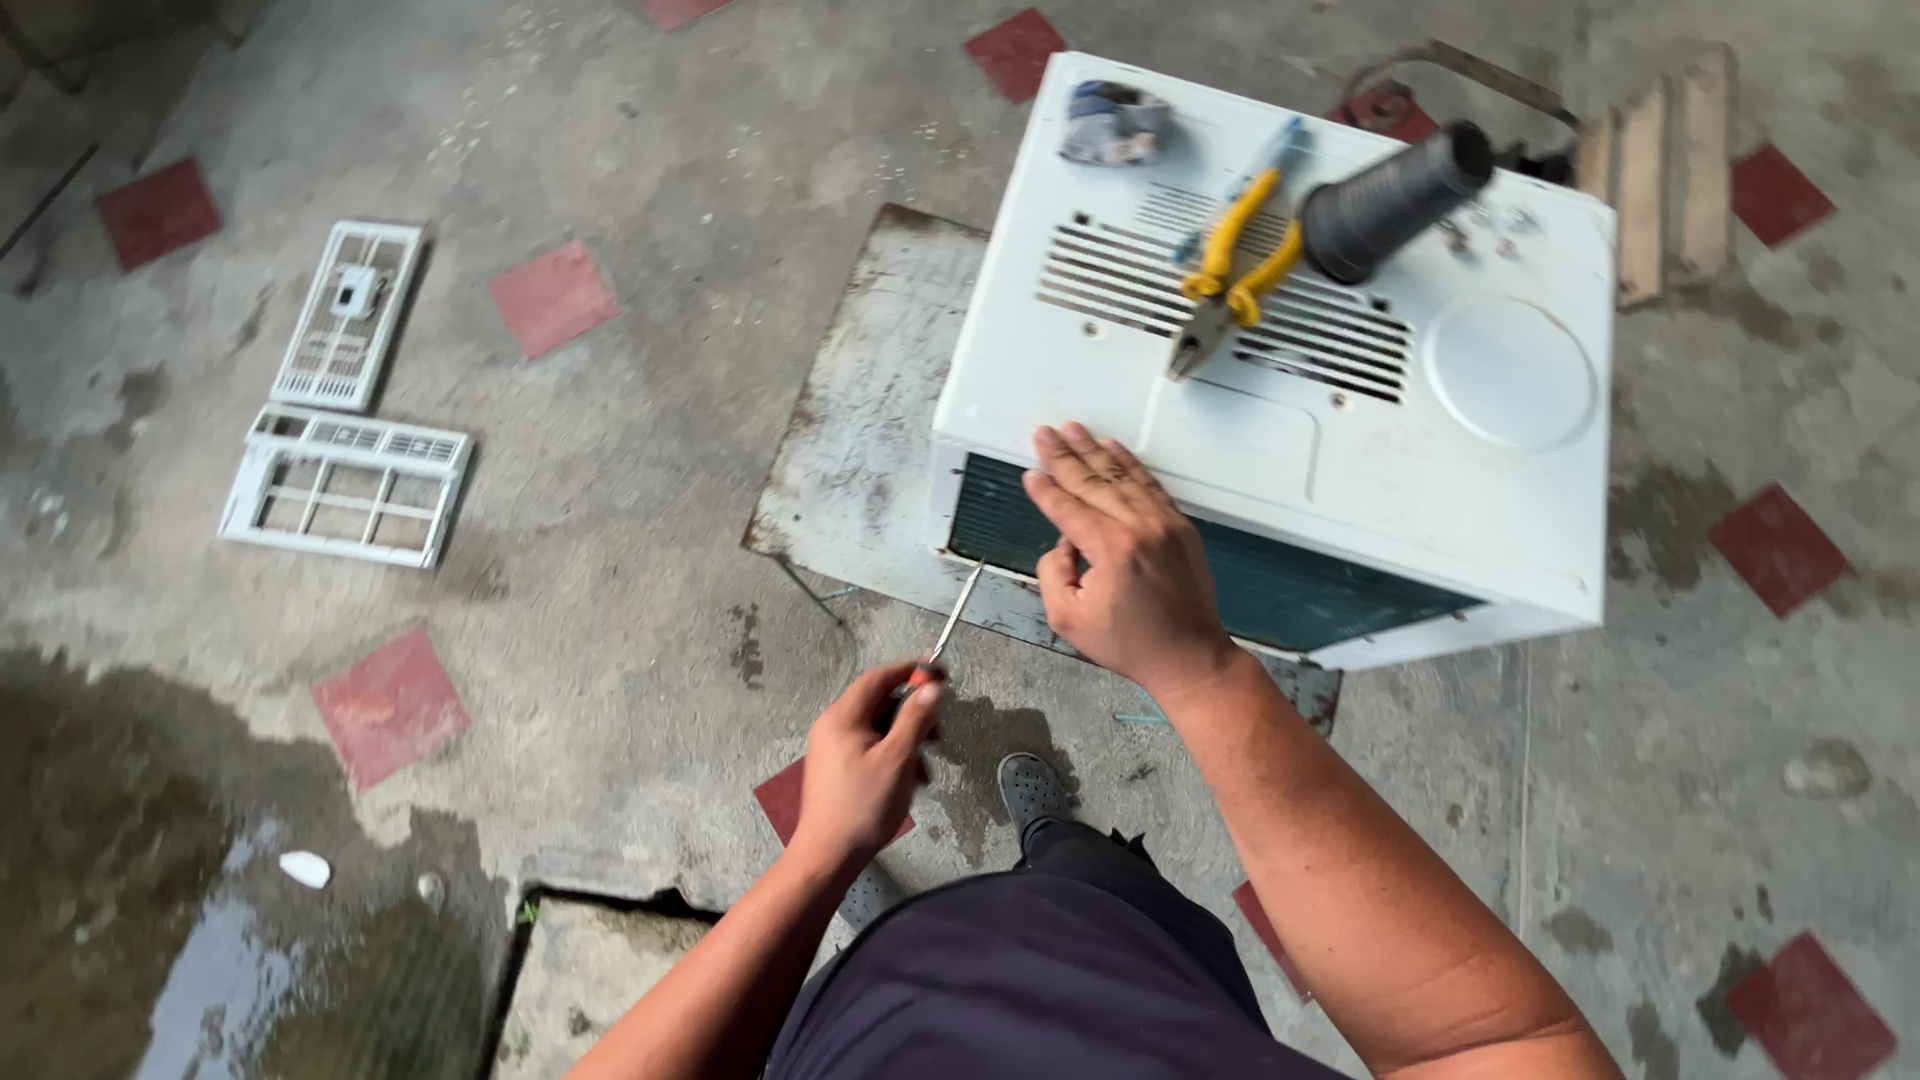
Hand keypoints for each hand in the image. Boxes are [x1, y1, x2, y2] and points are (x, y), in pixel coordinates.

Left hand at [789, 661, 943, 867]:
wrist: (828, 856)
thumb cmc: (864, 805)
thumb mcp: (897, 758)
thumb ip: (916, 718)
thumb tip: (933, 686)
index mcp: (843, 716)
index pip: (880, 677)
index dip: (911, 670)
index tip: (940, 672)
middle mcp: (834, 725)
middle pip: (881, 703)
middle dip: (914, 716)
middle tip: (939, 735)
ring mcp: (833, 747)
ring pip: (879, 728)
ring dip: (907, 741)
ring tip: (925, 771)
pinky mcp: (837, 767)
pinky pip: (871, 747)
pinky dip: (893, 756)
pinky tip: (909, 781)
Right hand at [1022, 423, 1237, 697]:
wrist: (1189, 656)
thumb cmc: (1129, 644)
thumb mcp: (1068, 618)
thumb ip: (1052, 573)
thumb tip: (1063, 542)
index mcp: (1111, 550)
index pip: (1068, 508)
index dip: (1046, 490)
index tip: (1030, 473)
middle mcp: (1139, 527)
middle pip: (1093, 482)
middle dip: (1064, 457)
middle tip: (1044, 434)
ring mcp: (1164, 523)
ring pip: (1123, 476)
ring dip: (1094, 451)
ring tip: (1073, 430)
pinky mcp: (1181, 527)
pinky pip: (1151, 485)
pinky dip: (1131, 464)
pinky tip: (1114, 448)